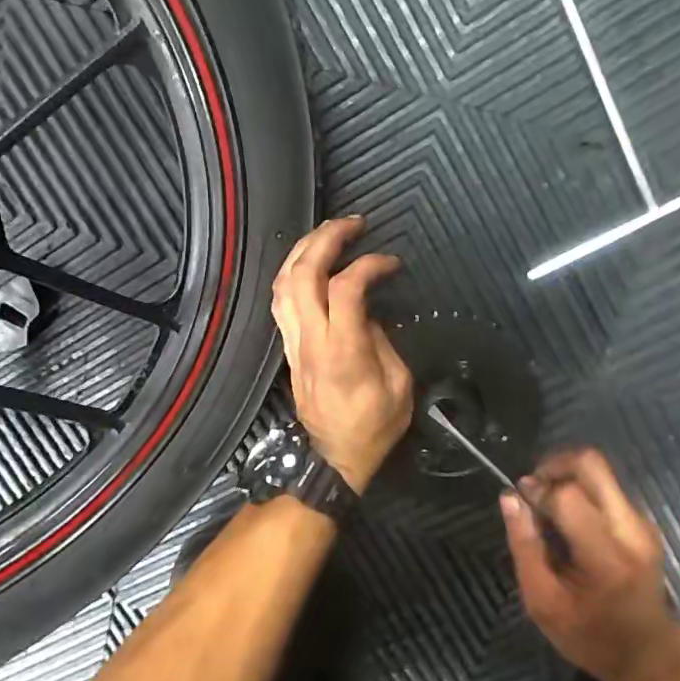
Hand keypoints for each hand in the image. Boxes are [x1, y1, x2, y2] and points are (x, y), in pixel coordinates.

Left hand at [271, 217, 413, 491]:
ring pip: (284, 283)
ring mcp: (293, 341)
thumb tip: (365, 312)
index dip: (368, 264)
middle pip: (303, 274)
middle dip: (326, 238)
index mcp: (343, 349)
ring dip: (303, 250)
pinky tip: (308, 262)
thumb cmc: (374, 426)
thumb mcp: (399, 385)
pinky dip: (292, 273)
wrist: (333, 457)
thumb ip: (382, 340)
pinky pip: (280, 300)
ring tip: (328, 233)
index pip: (346, 287)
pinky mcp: (288, 346)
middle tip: (352, 223)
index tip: (390, 263)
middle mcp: (310, 339)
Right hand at [502, 448, 679, 680]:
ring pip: (599, 472)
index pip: (569, 494)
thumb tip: (509, 497)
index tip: (522, 503)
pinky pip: (606, 488)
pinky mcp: (643, 522)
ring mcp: (642, 523)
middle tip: (533, 490)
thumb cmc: (591, 637)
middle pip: (591, 463)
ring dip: (566, 478)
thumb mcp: (542, 603)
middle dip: (554, 466)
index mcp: (607, 557)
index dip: (538, 490)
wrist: (651, 658)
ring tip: (547, 507)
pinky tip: (566, 520)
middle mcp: (631, 530)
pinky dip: (580, 491)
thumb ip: (524, 546)